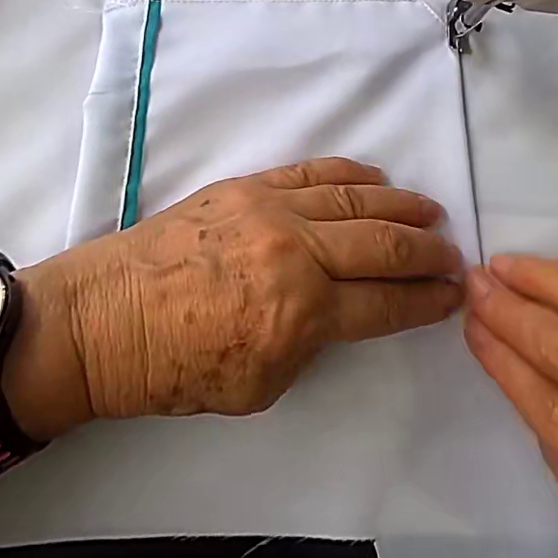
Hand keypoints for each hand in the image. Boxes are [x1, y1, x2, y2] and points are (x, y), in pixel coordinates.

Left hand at [4, 158, 462, 437]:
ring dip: (400, 208)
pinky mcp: (242, 187)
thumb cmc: (174, 367)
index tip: (453, 295)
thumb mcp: (260, 384)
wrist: (105, 317)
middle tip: (452, 257)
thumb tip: (334, 309)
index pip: (387, 304)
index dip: (427, 301)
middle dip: (427, 252)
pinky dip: (348, 174)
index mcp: (301, 313)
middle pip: (382, 245)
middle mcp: (294, 251)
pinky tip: (373, 180)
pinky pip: (308, 172)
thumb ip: (309, 342)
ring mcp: (267, 209)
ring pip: (354, 200)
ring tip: (428, 214)